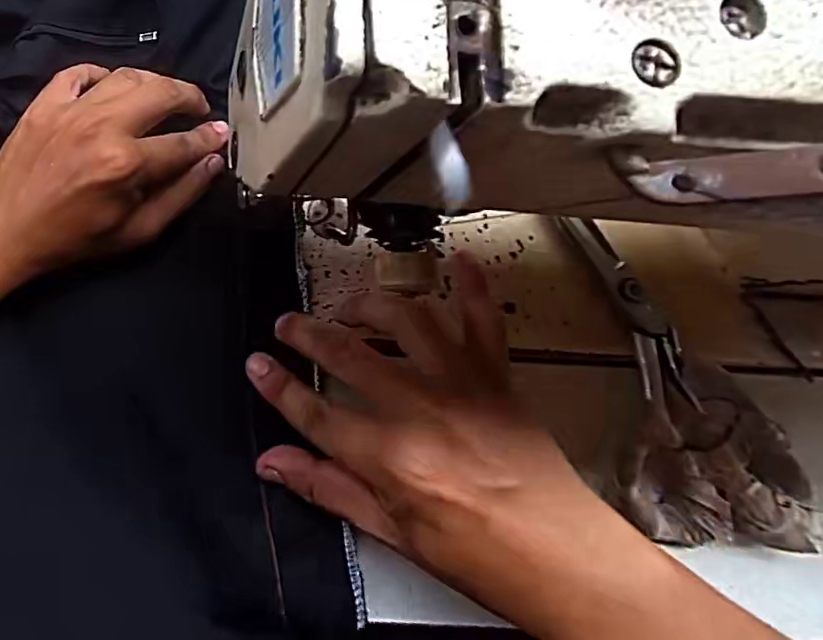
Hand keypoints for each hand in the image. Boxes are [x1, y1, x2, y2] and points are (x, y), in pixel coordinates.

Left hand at [0, 64, 228, 283]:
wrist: (5, 232)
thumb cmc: (74, 239)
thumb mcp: (137, 232)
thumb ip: (181, 195)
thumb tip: (213, 161)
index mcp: (126, 163)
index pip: (183, 142)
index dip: (209, 136)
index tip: (221, 132)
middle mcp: (102, 127)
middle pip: (162, 92)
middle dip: (189, 96)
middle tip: (197, 107)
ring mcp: (70, 110)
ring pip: (126, 75)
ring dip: (153, 82)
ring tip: (162, 96)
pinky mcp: (44, 103)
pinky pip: (79, 72)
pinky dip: (101, 74)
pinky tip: (110, 87)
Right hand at [245, 254, 606, 604]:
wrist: (566, 561)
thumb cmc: (483, 557)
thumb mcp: (395, 535)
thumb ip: (329, 489)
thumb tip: (275, 464)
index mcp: (392, 458)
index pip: (315, 413)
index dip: (278, 386)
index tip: (256, 365)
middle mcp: (421, 410)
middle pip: (348, 352)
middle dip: (307, 332)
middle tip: (287, 324)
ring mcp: (461, 385)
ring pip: (404, 320)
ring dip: (369, 305)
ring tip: (349, 307)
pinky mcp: (494, 376)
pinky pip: (482, 320)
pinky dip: (470, 286)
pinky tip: (459, 261)